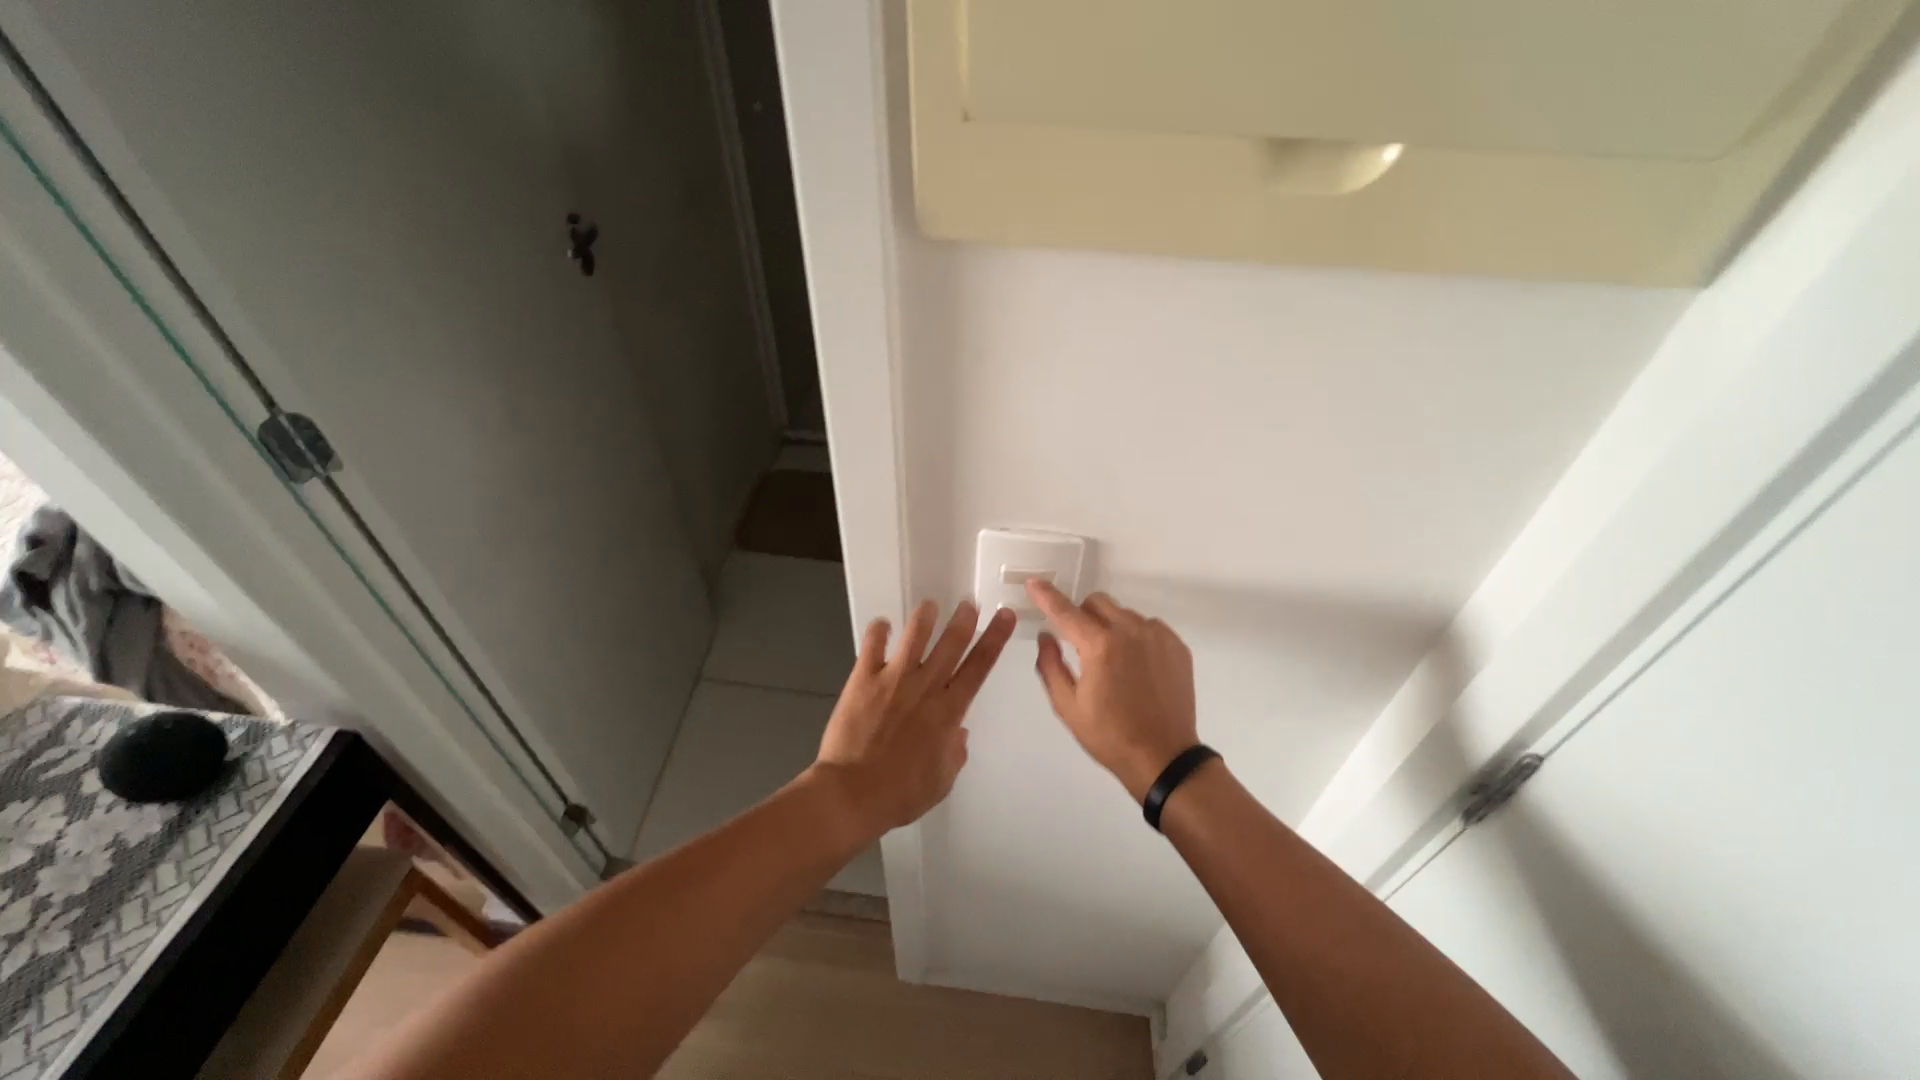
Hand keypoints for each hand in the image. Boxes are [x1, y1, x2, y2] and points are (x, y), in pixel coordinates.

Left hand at [811, 600, 1016, 837]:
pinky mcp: (862, 680)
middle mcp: (925, 687)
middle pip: (951, 644)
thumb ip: (954, 752)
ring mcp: (892, 680)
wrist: (851, 793)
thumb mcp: (941, 780)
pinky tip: (882, 624)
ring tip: (929, 606)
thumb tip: (958, 732)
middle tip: (969, 602)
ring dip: (924, 618)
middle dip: (964, 620)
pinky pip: (872, 646)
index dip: (994, 639)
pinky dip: (878, 631)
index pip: (979, 667)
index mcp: (948, 712)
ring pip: (914, 636)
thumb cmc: (900, 793)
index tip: (1004, 616)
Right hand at [1028, 580, 1197, 799]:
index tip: (1034, 582)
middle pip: (1098, 602)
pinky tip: (1136, 668)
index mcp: (1100, 645)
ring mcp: (1158, 636)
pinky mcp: (1177, 646)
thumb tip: (1046, 636)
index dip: (1046, 595)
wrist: (1163, 757)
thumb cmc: (1109, 735)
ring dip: (1110, 627)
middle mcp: (1131, 630)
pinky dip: (1135, 638)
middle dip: (1082, 615)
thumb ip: (1050, 665)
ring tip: (1112, 663)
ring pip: (1124, 614)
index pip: (1065, 611)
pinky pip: (1148, 627)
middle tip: (1079, 645)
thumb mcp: (1068, 705)